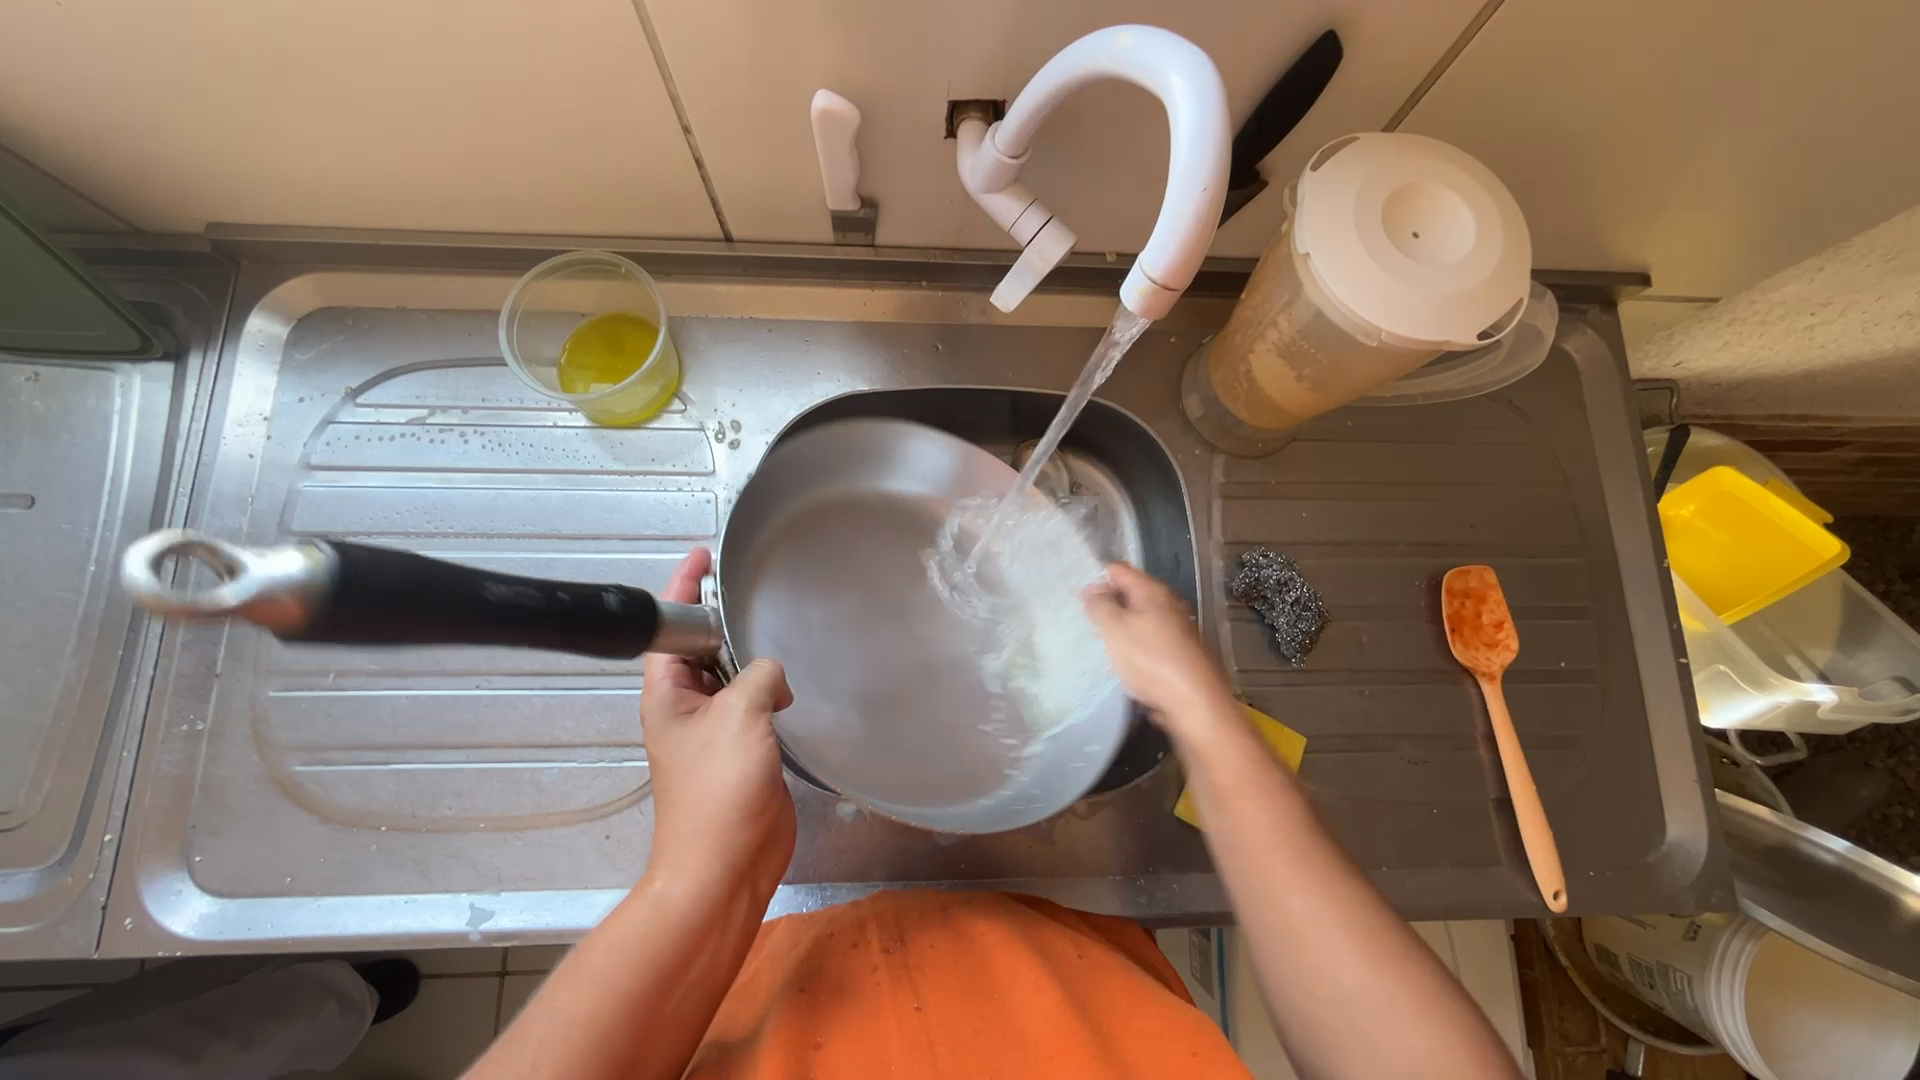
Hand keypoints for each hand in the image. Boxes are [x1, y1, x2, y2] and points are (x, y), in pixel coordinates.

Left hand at [641, 547, 795, 897]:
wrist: (726, 862)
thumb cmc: (719, 788)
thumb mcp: (739, 717)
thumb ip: (760, 676)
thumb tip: (774, 675)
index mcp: (667, 693)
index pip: (669, 627)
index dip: (683, 588)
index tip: (705, 555)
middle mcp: (686, 705)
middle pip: (703, 647)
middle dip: (724, 619)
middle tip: (755, 589)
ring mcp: (715, 728)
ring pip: (733, 676)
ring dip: (754, 657)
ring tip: (781, 631)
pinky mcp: (743, 748)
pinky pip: (755, 704)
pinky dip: (772, 688)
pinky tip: (793, 683)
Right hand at [1083, 562, 1237, 741]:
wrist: (1193, 703)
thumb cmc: (1150, 660)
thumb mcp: (1115, 629)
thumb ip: (1100, 605)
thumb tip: (1093, 588)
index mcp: (1153, 591)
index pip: (1119, 570)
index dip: (1097, 577)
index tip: (1078, 596)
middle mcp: (1169, 604)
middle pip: (1132, 593)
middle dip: (1108, 603)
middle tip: (1085, 619)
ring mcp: (1177, 629)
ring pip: (1141, 618)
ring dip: (1121, 626)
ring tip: (1099, 640)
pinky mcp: (1180, 653)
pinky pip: (1150, 640)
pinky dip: (1135, 645)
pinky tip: (1123, 660)